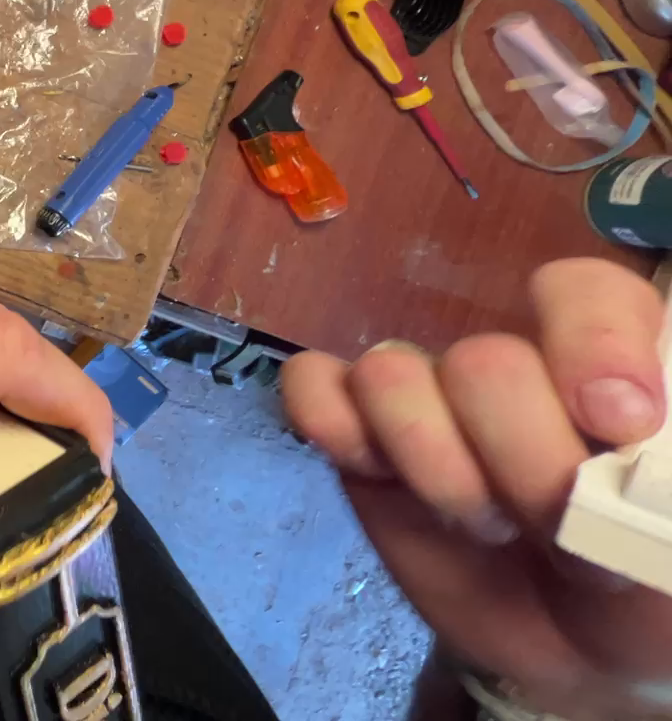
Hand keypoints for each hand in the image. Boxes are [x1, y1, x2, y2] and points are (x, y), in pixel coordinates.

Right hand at [283, 258, 671, 715]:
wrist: (574, 653)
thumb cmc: (661, 594)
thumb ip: (660, 479)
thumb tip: (618, 426)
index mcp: (606, 377)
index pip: (582, 291)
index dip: (592, 340)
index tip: (616, 426)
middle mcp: (509, 371)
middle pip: (483, 359)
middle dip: (519, 458)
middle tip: (558, 527)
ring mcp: (418, 395)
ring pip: (388, 372)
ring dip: (433, 463)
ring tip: (480, 521)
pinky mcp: (349, 424)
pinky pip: (308, 383)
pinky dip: (331, 424)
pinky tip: (372, 470)